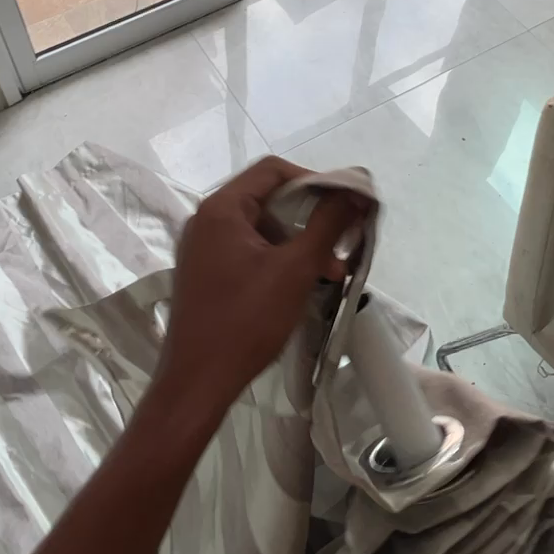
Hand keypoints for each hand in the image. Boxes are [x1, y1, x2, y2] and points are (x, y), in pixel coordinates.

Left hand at [156, 157, 365, 410]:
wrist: (197, 383)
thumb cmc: (246, 321)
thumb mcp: (296, 269)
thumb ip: (327, 224)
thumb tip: (356, 191)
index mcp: (221, 208)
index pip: (273, 170)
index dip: (314, 180)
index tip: (344, 204)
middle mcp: (206, 219)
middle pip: (267, 197)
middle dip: (309, 216)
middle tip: (341, 241)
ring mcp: (202, 246)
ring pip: (260, 227)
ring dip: (297, 242)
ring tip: (329, 271)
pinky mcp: (205, 271)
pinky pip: (247, 249)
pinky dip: (277, 258)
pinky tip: (301, 283)